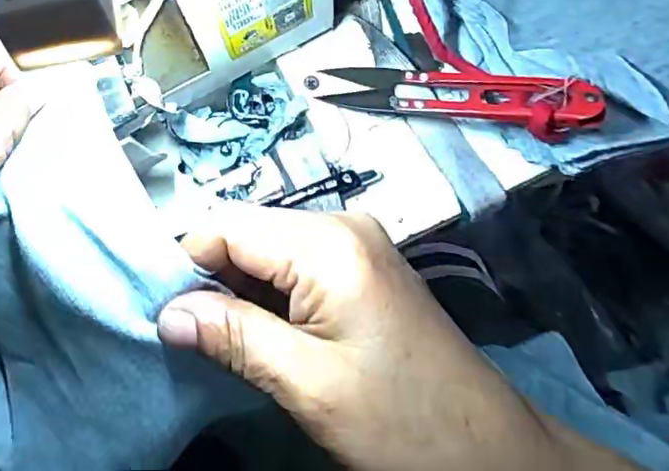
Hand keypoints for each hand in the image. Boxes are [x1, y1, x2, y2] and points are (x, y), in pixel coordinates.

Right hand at [156, 205, 631, 470]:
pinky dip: (268, 291)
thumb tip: (166, 314)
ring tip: (234, 337)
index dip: (189, 264)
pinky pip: (290, 260)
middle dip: (215, 277)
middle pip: (244, 232)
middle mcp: (337, 222)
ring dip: (240, 288)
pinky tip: (269, 330)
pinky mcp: (358, 260)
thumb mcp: (310, 386)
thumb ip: (233, 337)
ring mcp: (351, 238)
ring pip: (263, 246)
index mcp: (326, 241)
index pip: (226, 226)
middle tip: (201, 333)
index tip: (168, 312)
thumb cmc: (406, 426)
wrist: (503, 460)